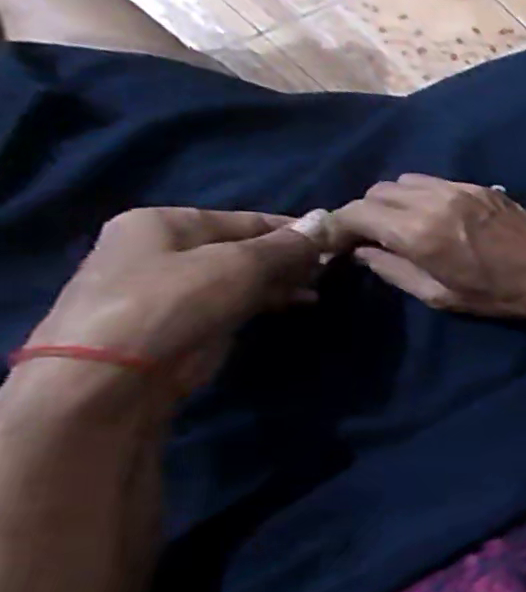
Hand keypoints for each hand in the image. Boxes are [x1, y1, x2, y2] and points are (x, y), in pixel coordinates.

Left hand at [24, 207, 325, 391]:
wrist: (119, 371)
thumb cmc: (176, 300)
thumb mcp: (242, 264)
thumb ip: (289, 244)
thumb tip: (326, 221)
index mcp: (163, 222)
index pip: (248, 219)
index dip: (296, 231)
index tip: (339, 242)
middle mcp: (164, 247)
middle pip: (247, 246)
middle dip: (292, 257)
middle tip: (334, 268)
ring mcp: (175, 284)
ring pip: (247, 274)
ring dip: (287, 279)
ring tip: (322, 287)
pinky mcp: (190, 316)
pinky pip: (241, 298)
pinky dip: (272, 298)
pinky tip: (303, 302)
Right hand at [330, 175, 525, 333]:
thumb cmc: (502, 296)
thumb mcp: (440, 294)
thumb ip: (393, 270)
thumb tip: (361, 252)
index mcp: (419, 230)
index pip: (354, 213)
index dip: (338, 228)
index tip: (339, 243)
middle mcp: (435, 201)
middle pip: (376, 193)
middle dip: (365, 213)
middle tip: (372, 237)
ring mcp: (463, 190)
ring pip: (404, 182)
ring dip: (394, 201)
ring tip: (403, 226)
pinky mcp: (484, 188)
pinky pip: (436, 182)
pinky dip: (423, 195)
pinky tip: (434, 217)